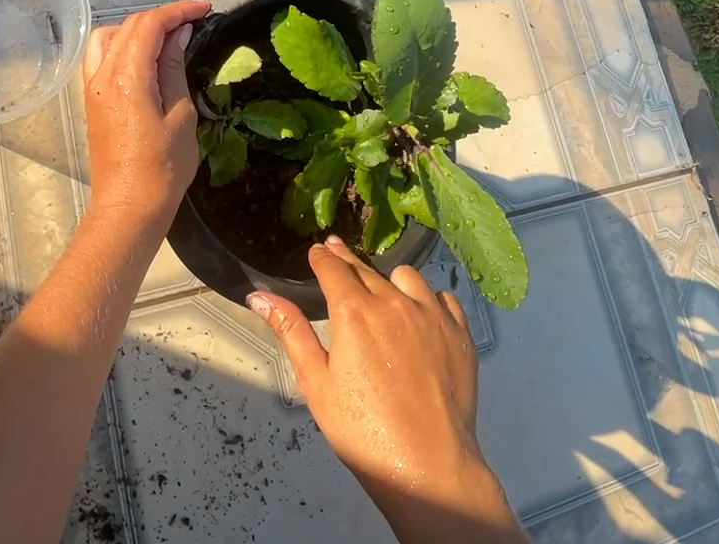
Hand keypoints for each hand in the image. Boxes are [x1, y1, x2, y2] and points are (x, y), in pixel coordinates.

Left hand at [81, 0, 210, 224]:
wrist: (129, 206)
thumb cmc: (162, 167)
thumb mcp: (181, 115)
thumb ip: (175, 69)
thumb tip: (179, 35)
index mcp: (127, 77)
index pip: (150, 25)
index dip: (179, 11)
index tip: (204, 8)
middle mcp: (103, 75)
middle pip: (129, 27)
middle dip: (163, 17)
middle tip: (194, 20)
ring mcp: (93, 88)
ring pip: (109, 37)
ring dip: (139, 29)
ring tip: (168, 37)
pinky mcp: (92, 100)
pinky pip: (101, 57)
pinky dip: (122, 45)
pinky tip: (144, 56)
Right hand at [250, 238, 525, 542]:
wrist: (427, 467)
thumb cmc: (362, 430)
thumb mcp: (316, 382)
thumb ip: (291, 331)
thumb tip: (259, 296)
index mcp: (354, 311)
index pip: (333, 268)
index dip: (322, 257)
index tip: (317, 251)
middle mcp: (393, 302)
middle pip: (366, 270)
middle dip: (347, 260)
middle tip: (337, 253)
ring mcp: (431, 315)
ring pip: (407, 277)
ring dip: (389, 279)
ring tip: (382, 292)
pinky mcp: (460, 334)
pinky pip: (443, 299)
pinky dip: (429, 300)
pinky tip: (421, 314)